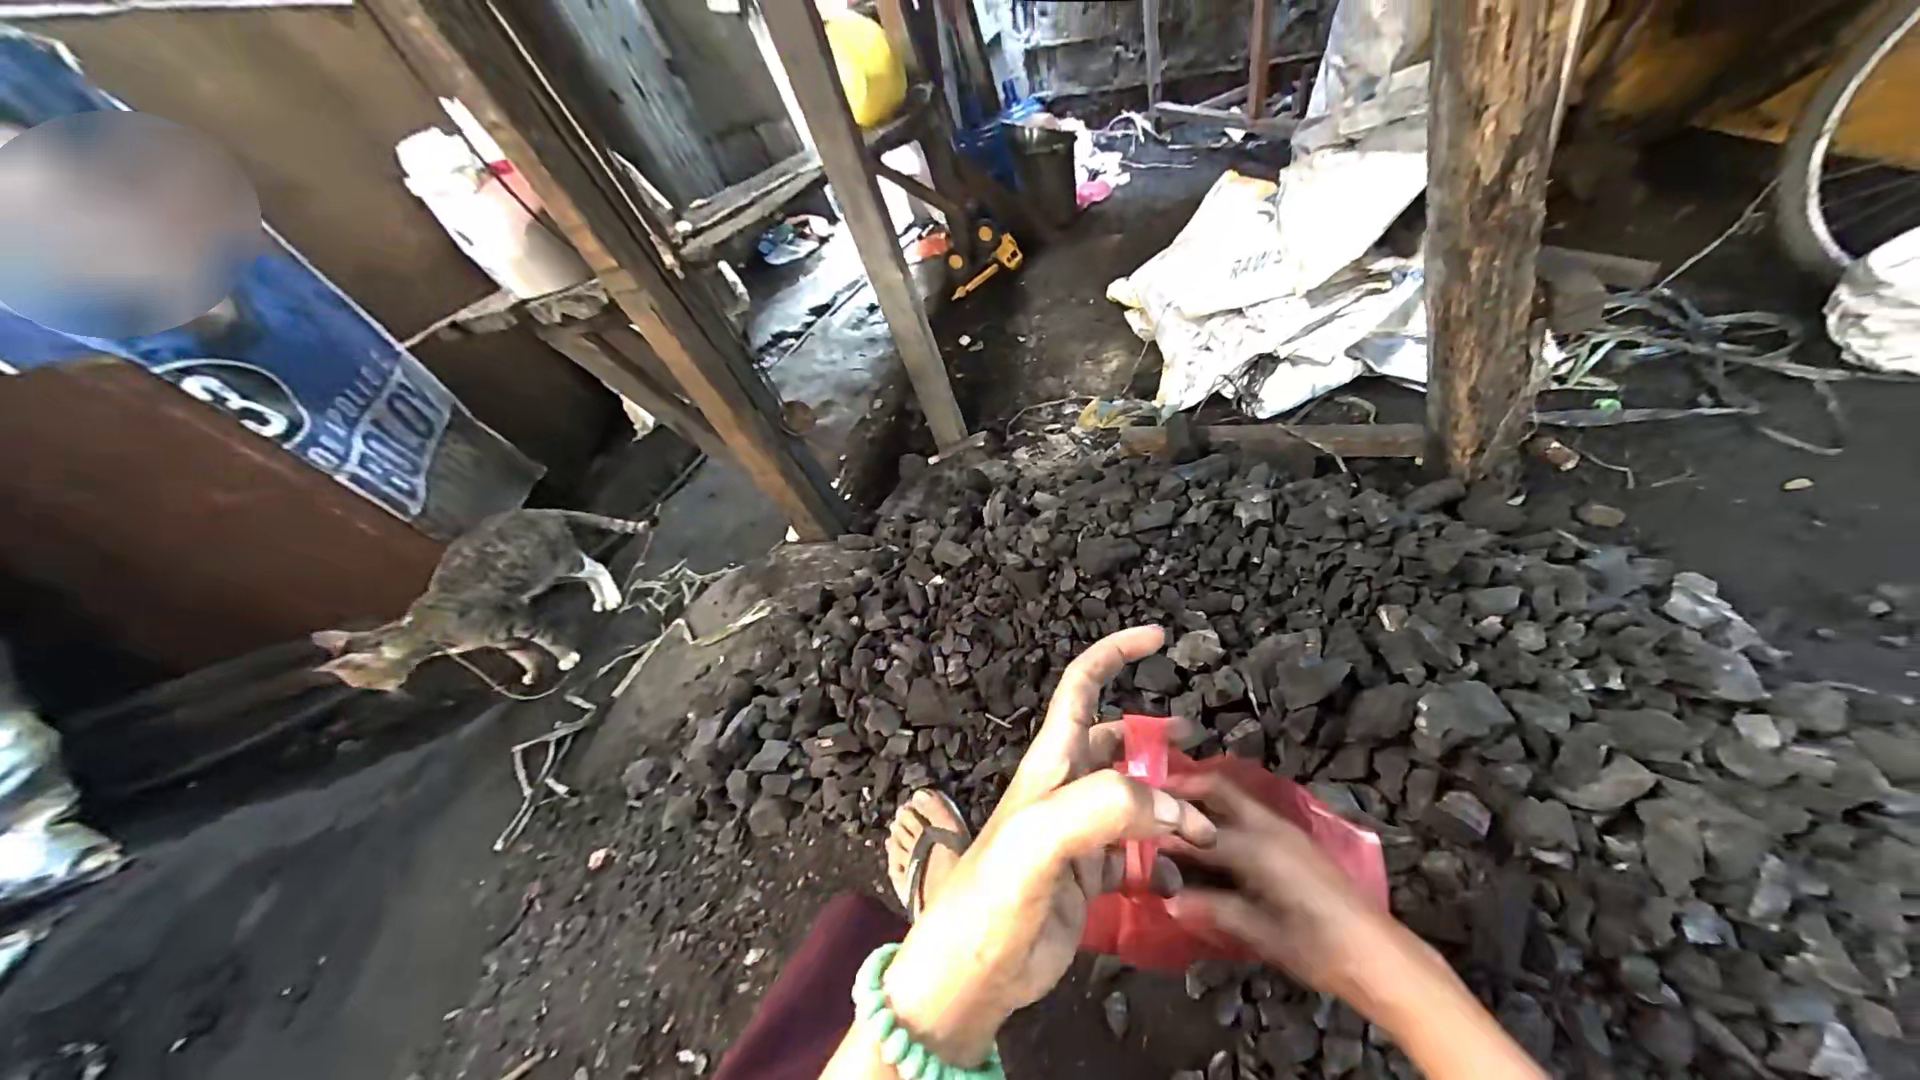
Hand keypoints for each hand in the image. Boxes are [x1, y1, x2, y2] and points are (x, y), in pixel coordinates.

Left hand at [880, 626, 1215, 1063]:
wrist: (973, 972)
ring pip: (1136, 795)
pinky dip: (1164, 851)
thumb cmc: (994, 898)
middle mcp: (1066, 785)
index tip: (1155, 636)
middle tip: (1202, 758)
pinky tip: (1181, 870)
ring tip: (1206, 823)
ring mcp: (1079, 829)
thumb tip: (1173, 808)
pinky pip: (1138, 845)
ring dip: (1170, 802)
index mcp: (1051, 762)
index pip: (1081, 686)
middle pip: (1119, 742)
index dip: (1114, 653)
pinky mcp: (1090, 871)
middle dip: (1159, 741)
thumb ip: (1104, 810)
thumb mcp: (1039, 841)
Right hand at [1163, 773, 1546, 1079]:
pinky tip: (1208, 830)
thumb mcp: (1263, 933)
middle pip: (1218, 787)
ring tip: (1170, 807)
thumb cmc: (1319, 948)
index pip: (1197, 828)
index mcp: (1258, 847)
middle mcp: (1269, 826)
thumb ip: (1213, 909)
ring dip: (1202, 795)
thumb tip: (1166, 899)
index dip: (1164, 827)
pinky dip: (1222, 809)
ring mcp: (1284, 829)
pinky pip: (1248, 810)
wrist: (1382, 958)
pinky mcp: (1294, 839)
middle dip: (1182, 784)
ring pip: (1234, 795)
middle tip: (1149, 793)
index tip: (1136, 825)